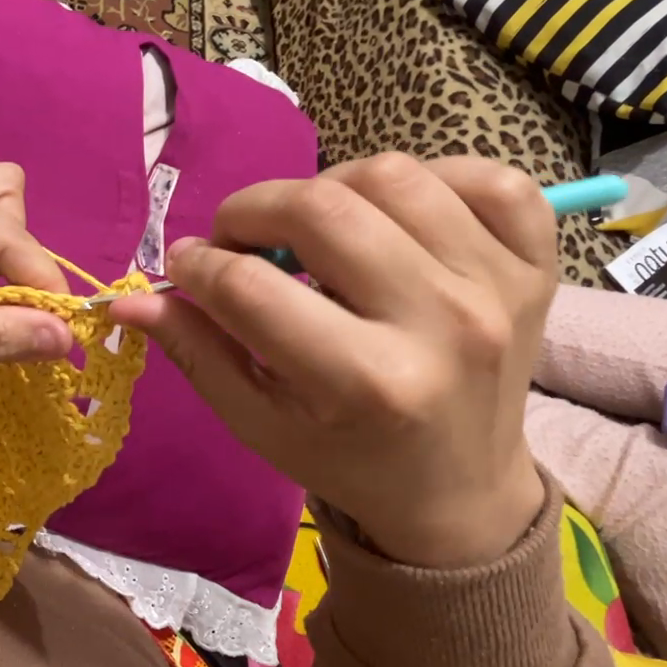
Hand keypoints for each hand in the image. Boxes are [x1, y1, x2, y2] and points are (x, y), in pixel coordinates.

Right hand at [111, 153, 557, 569]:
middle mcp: (441, 324)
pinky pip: (490, 178)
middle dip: (250, 211)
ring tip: (309, 226)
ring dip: (328, 187)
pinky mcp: (537, 268)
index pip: (250, 286)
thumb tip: (128, 298)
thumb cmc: (341, 458)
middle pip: (321, 210)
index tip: (182, 267)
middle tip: (236, 239)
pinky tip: (391, 215)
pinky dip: (431, 179)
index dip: (196, 265)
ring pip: (394, 176)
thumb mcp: (254, 420)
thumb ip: (194, 350)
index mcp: (363, 382)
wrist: (457, 490)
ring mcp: (500, 288)